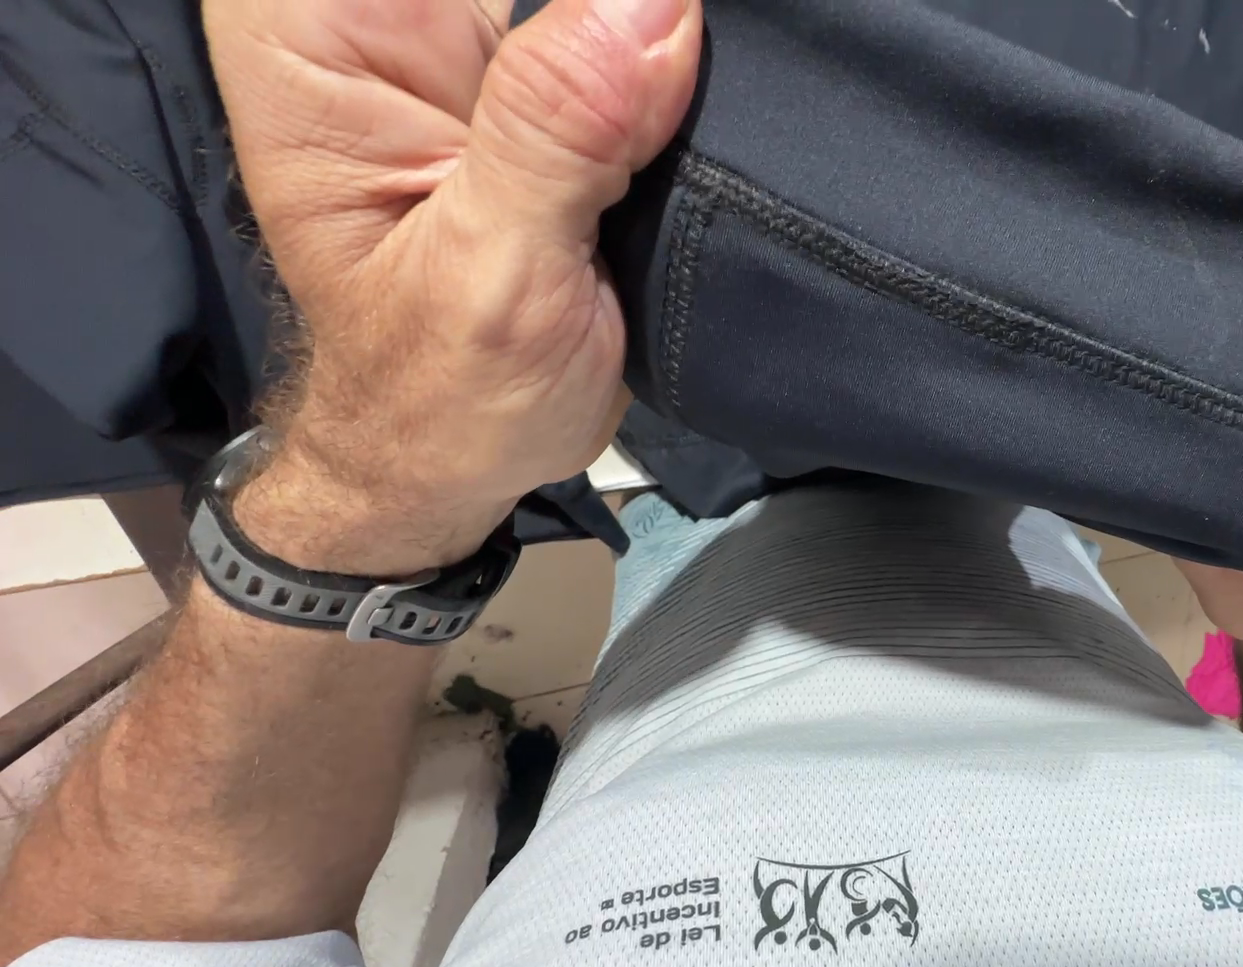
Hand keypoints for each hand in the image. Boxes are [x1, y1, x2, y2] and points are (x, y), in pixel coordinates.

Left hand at [204, 0, 700, 573]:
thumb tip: (659, 3)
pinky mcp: (566, 123)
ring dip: (674, 50)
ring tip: (723, 111)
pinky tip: (722, 122)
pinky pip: (643, 69)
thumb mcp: (497, 267)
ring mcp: (496, 74)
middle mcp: (407, 27)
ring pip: (608, 12)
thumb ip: (561, 132)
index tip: (665, 34)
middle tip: (696, 94)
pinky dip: (691, 95)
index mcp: (330, 31)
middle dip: (638, 18)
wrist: (472, 457)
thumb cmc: (449, 390)